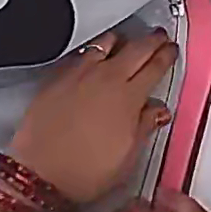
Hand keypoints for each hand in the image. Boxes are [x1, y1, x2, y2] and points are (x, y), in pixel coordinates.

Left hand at [10, 29, 177, 203]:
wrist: (40, 173)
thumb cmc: (82, 170)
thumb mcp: (127, 157)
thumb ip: (145, 126)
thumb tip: (157, 111)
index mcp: (129, 97)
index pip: (155, 66)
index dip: (166, 55)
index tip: (170, 50)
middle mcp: (106, 79)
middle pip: (137, 48)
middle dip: (152, 40)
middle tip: (159, 37)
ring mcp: (81, 74)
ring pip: (107, 42)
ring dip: (123, 39)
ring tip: (127, 40)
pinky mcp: (60, 76)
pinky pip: (83, 52)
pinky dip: (95, 48)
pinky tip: (95, 54)